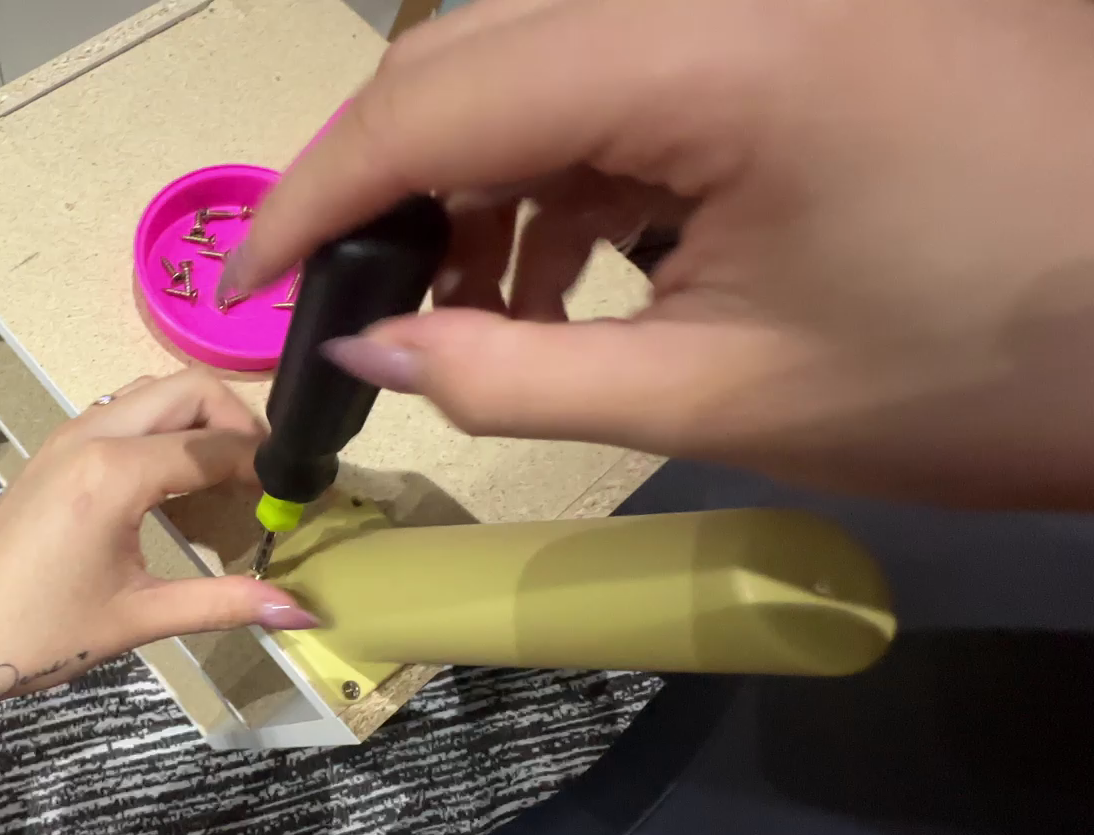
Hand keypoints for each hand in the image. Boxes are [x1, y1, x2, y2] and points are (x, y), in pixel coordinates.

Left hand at [0, 369, 316, 723]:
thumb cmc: (40, 635)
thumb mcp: (139, 617)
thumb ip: (225, 604)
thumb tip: (305, 615)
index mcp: (114, 472)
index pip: (214, 446)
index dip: (264, 466)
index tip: (296, 494)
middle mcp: (91, 436)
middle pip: (187, 390)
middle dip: (236, 421)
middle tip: (263, 476)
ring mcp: (64, 438)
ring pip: (151, 393)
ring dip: (196, 418)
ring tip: (223, 475)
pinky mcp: (50, 453)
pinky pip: (120, 412)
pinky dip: (161, 427)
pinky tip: (169, 481)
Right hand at [224, 0, 1093, 508]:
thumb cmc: (990, 370)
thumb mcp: (709, 398)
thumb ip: (502, 377)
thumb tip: (359, 350)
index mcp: (714, 53)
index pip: (428, 104)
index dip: (308, 201)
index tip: (242, 286)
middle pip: (453, 58)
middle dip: (363, 187)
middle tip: (328, 296)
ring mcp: (740, 4)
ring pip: (509, 66)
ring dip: (445, 190)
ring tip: (444, 308)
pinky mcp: (759, 35)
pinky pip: (582, 87)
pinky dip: (524, 185)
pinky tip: (537, 274)